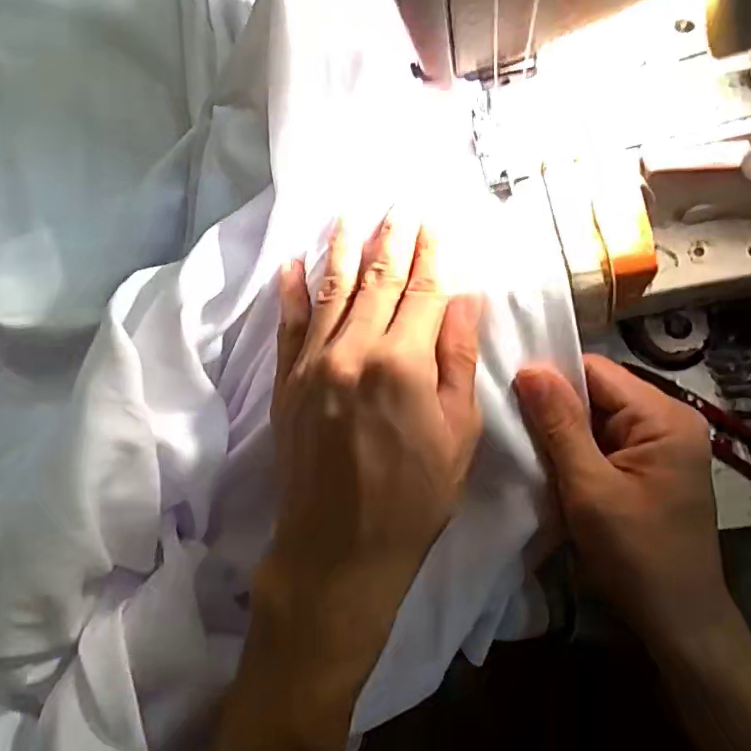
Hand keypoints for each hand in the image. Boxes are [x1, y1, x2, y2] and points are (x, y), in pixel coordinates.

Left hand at [255, 215, 483, 711]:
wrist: (339, 546)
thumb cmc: (414, 497)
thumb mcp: (458, 433)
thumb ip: (458, 360)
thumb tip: (463, 300)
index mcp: (405, 362)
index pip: (424, 291)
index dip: (432, 254)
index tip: (434, 223)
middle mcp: (355, 350)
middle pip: (377, 280)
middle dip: (390, 239)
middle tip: (396, 205)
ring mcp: (313, 363)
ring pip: (331, 291)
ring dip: (341, 249)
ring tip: (348, 214)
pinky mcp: (287, 381)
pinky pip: (289, 324)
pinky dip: (292, 290)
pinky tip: (294, 262)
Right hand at [514, 354, 737, 648]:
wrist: (678, 620)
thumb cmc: (635, 554)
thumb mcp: (589, 487)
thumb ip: (560, 425)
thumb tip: (530, 369)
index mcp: (664, 416)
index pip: (597, 371)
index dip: (551, 377)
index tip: (507, 391)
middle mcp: (669, 420)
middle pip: (599, 392)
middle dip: (555, 406)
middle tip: (509, 419)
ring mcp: (662, 445)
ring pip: (598, 418)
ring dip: (563, 431)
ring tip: (524, 441)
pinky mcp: (650, 467)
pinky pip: (605, 441)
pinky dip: (577, 450)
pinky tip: (551, 463)